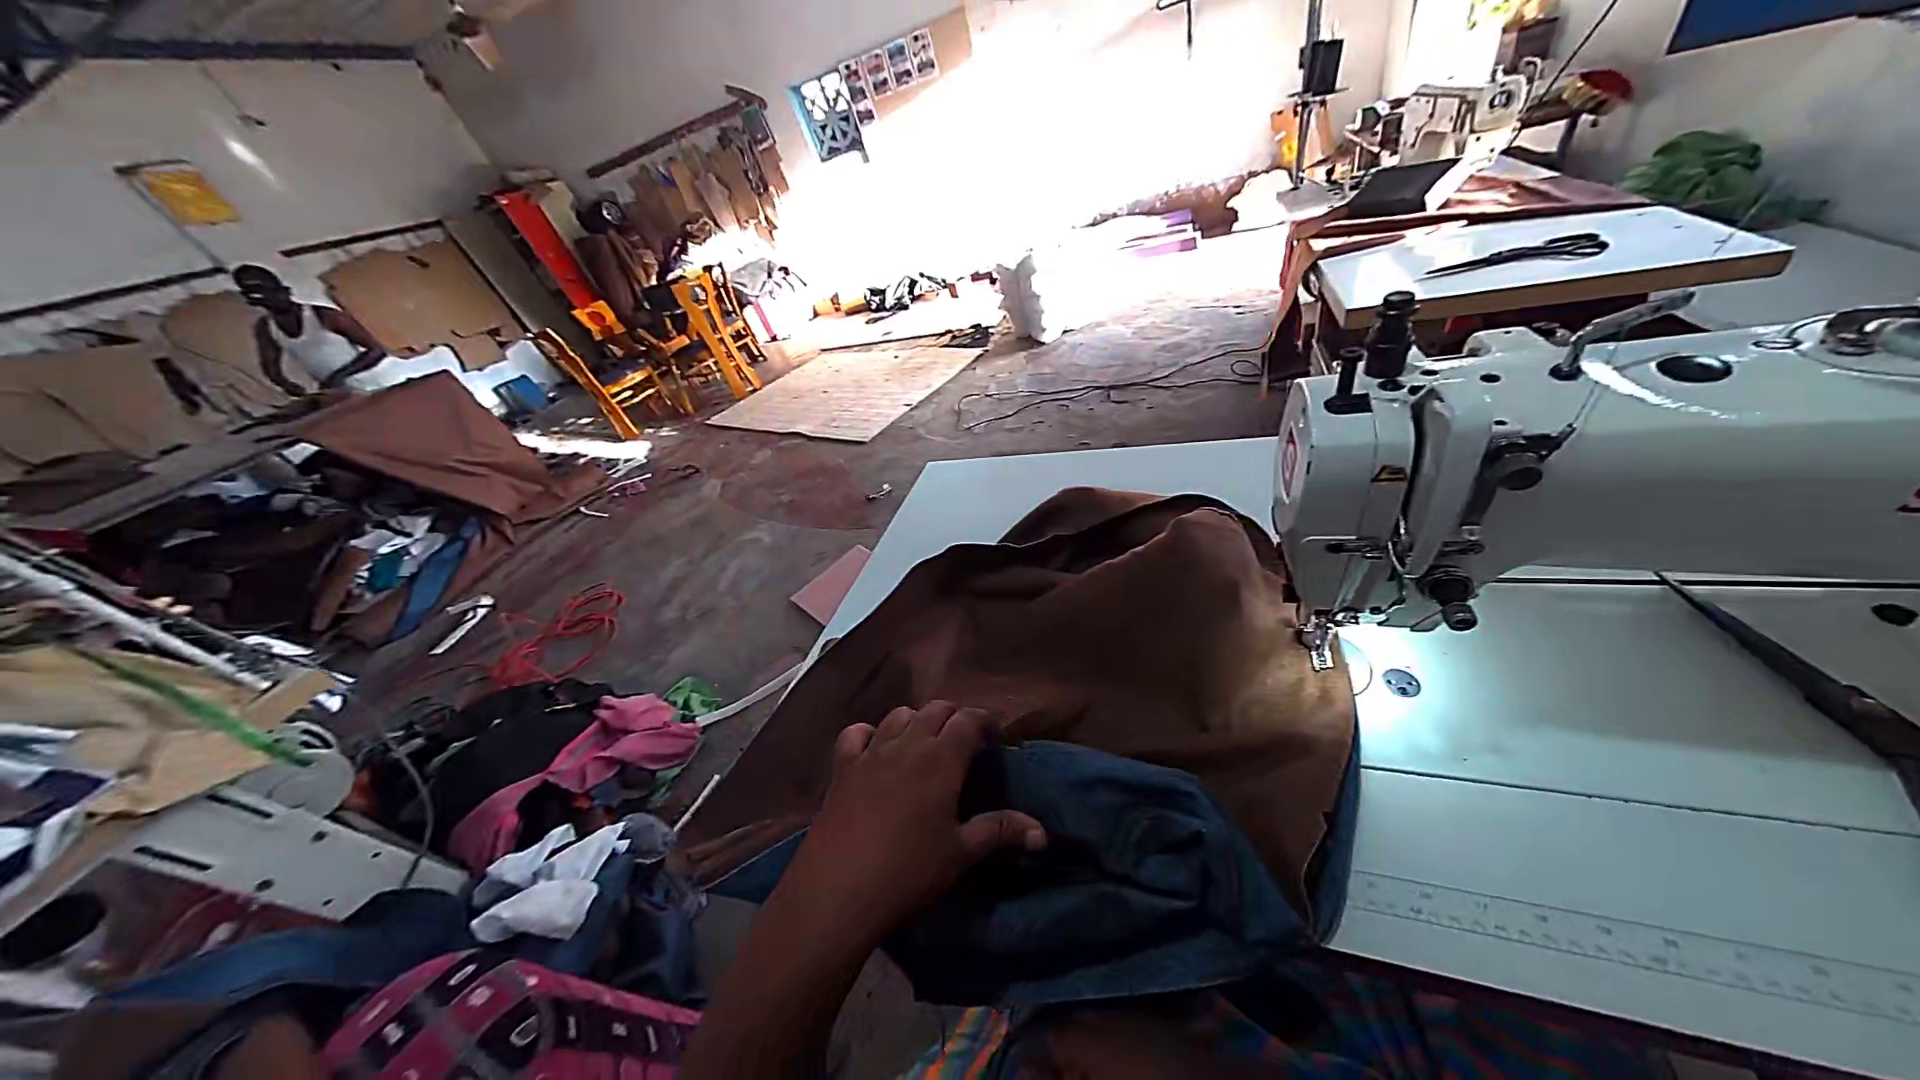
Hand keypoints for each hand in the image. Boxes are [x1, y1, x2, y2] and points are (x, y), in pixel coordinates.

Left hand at [772, 701, 1047, 950]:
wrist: (839, 890)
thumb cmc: (909, 871)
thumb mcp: (960, 852)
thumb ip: (999, 831)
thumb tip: (1042, 832)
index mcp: (941, 759)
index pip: (969, 720)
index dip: (986, 720)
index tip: (996, 735)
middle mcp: (907, 744)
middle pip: (935, 710)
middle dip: (955, 718)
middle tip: (965, 743)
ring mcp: (871, 752)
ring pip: (898, 715)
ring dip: (917, 721)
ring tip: (925, 744)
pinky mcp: (842, 767)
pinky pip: (857, 733)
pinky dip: (871, 733)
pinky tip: (876, 750)